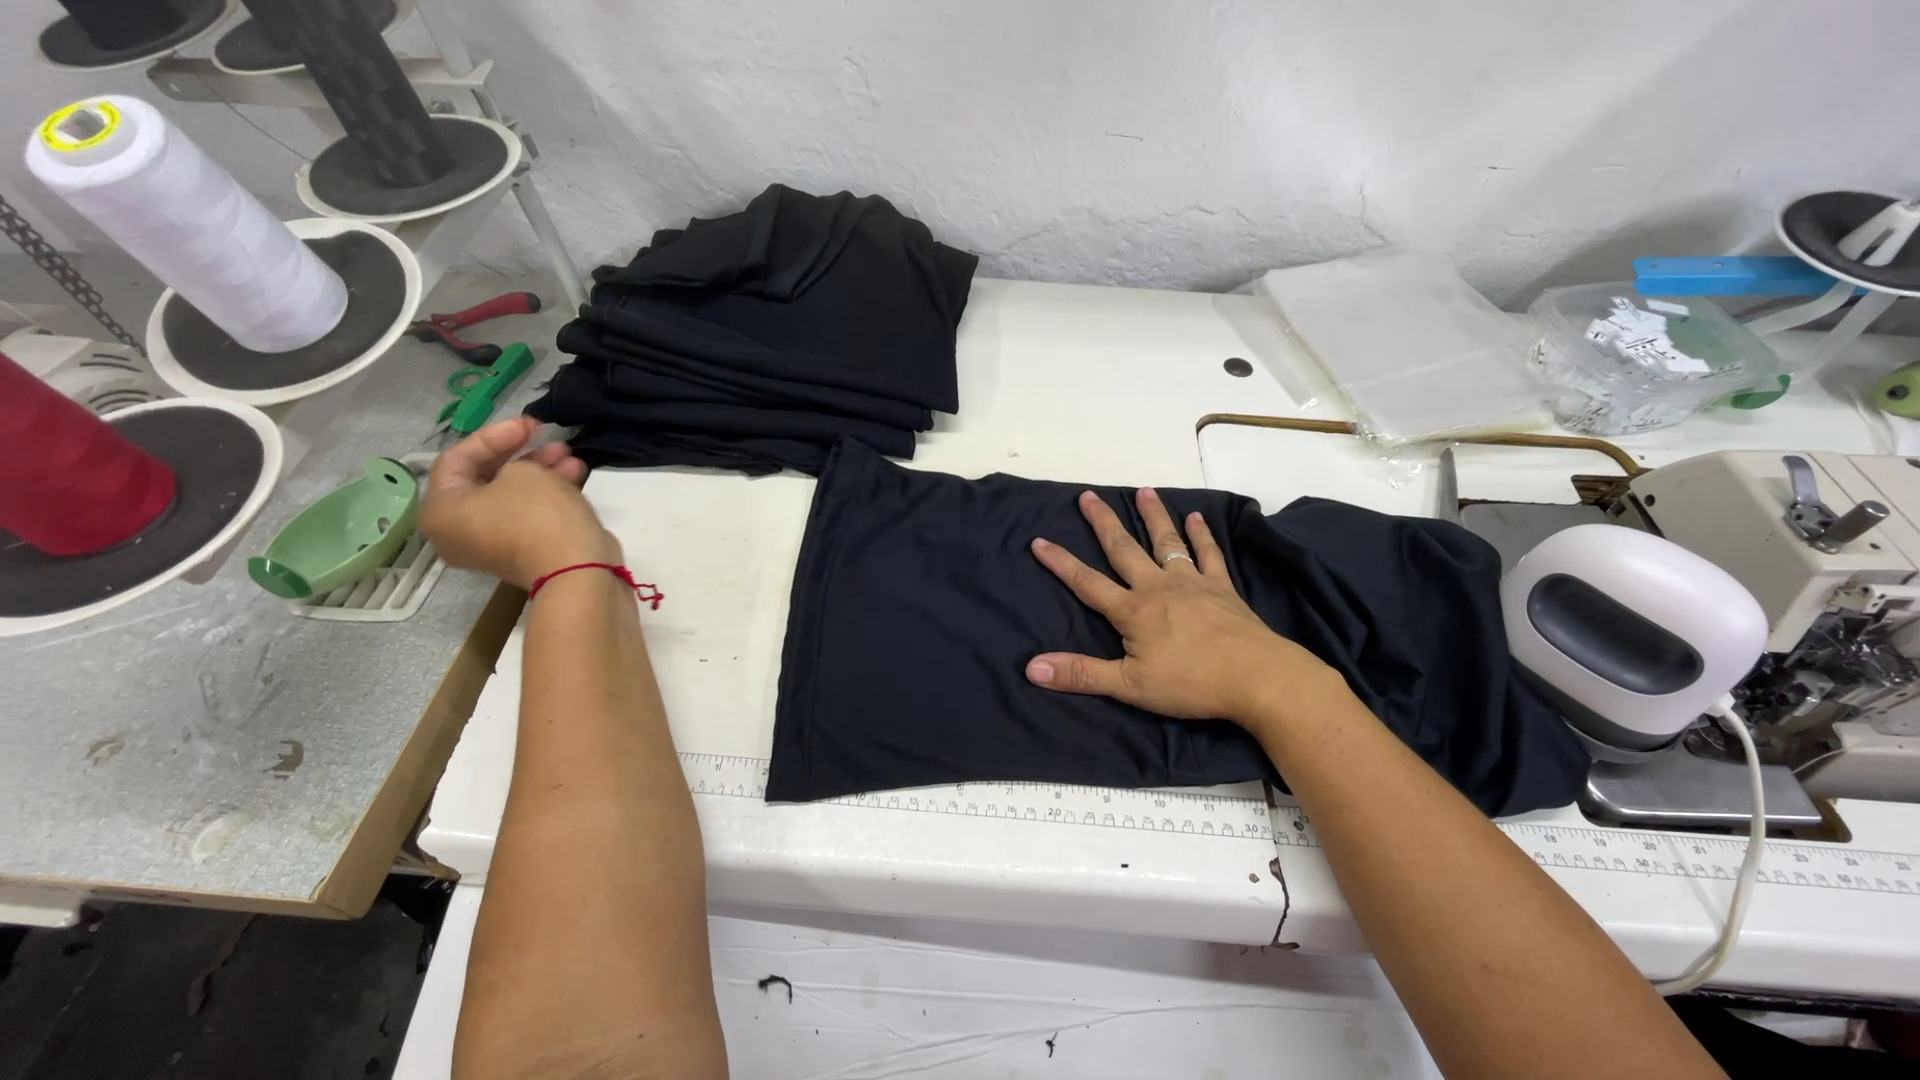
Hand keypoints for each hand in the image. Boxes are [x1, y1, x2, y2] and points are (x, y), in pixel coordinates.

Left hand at [420, 416, 620, 588]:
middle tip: (547, 436)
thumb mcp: (522, 472)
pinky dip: (546, 492)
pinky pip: (526, 513)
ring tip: (570, 455)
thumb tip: (521, 475)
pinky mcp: (521, 550)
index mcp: (442, 511)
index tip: (529, 425)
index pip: (457, 459)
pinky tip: (574, 474)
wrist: (575, 570)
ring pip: (511, 494)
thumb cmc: (537, 515)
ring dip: (540, 470)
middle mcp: (457, 531)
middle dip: (520, 453)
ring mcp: (490, 544)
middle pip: (484, 478)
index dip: (494, 435)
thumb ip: (514, 463)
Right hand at [1026, 487, 1337, 726]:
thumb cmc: (1191, 683)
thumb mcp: (1129, 686)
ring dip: (1153, 516)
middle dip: (1103, 522)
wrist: (1256, 677)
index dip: (1061, 563)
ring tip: (1143, 490)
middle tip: (1089, 496)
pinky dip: (1202, 535)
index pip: (1087, 583)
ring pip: (1166, 542)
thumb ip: (1081, 674)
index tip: (1039, 541)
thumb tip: (1032, 667)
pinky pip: (1208, 555)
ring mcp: (1193, 584)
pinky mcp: (1222, 589)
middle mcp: (1158, 588)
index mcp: (1132, 611)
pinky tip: (1197, 518)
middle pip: (1124, 549)